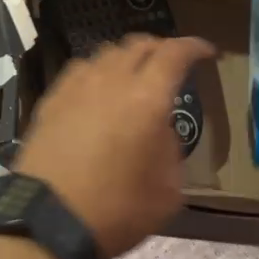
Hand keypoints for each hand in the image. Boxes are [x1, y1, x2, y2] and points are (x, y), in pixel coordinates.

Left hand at [14, 34, 215, 258]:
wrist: (51, 214)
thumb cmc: (118, 207)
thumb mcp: (167, 190)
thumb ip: (170, 148)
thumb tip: (159, 128)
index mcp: (146, 98)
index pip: (173, 54)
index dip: (193, 47)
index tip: (207, 52)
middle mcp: (111, 79)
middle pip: (138, 44)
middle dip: (160, 48)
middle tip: (171, 64)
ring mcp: (78, 83)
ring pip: (108, 53)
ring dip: (128, 58)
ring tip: (135, 76)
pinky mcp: (54, 94)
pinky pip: (82, 68)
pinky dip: (100, 71)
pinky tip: (99, 90)